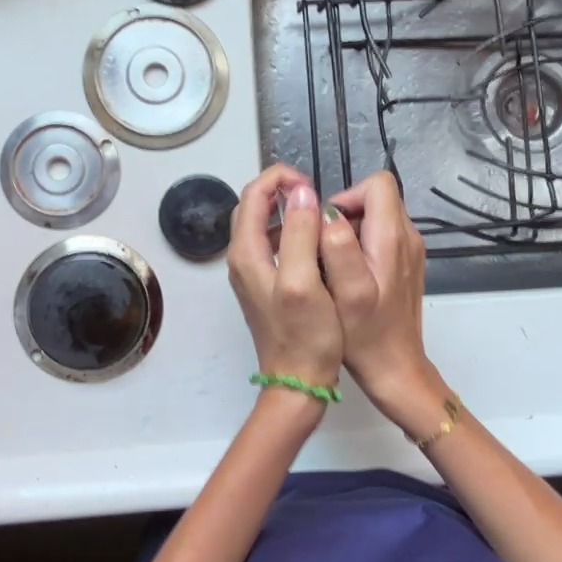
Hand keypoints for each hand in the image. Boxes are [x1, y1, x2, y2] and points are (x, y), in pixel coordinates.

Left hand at [226, 164, 342, 391]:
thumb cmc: (306, 336)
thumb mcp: (304, 282)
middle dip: (284, 191)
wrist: (297, 382)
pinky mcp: (265, 286)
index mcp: (246, 253)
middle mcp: (242, 259)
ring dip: (288, 212)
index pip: (254, 194)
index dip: (281, 179)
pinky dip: (292, 234)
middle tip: (317, 196)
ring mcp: (251, 273)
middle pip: (254, 207)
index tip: (313, 185)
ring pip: (263, 226)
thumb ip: (299, 234)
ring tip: (319, 215)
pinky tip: (316, 246)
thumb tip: (300, 193)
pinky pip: (273, 246)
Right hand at [319, 172, 441, 423]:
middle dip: (346, 214)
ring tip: (333, 264)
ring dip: (352, 231)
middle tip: (325, 248)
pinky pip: (382, 237)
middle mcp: (409, 237)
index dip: (347, 196)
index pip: (378, 184)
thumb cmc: (364, 334)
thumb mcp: (344, 291)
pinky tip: (348, 277)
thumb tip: (327, 213)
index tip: (326, 225)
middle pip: (377, 199)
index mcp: (393, 237)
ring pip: (378, 217)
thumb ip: (337, 246)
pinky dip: (363, 246)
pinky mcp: (407, 265)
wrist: (394, 368)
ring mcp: (411, 252)